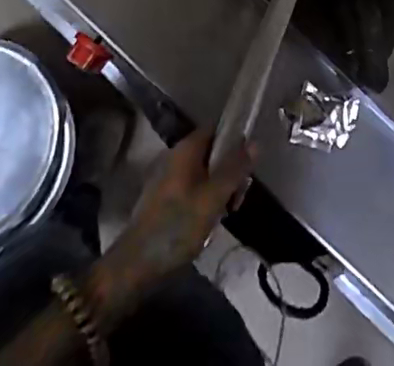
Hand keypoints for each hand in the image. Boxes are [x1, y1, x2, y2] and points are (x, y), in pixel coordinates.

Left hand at [89, 131, 254, 309]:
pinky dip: (207, 200)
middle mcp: (175, 157)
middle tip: (238, 200)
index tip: (248, 166)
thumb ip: (233, 170)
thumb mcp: (212, 198)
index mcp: (184, 150)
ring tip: (227, 214)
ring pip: (204, 173)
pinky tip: (211, 221)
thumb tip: (254, 142)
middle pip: (211, 153)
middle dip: (229, 172)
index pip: (214, 130)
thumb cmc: (177, 226)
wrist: (139, 262)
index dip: (234, 142)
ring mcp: (168, 178)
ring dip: (220, 189)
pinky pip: (194, 188)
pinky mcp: (166, 198)